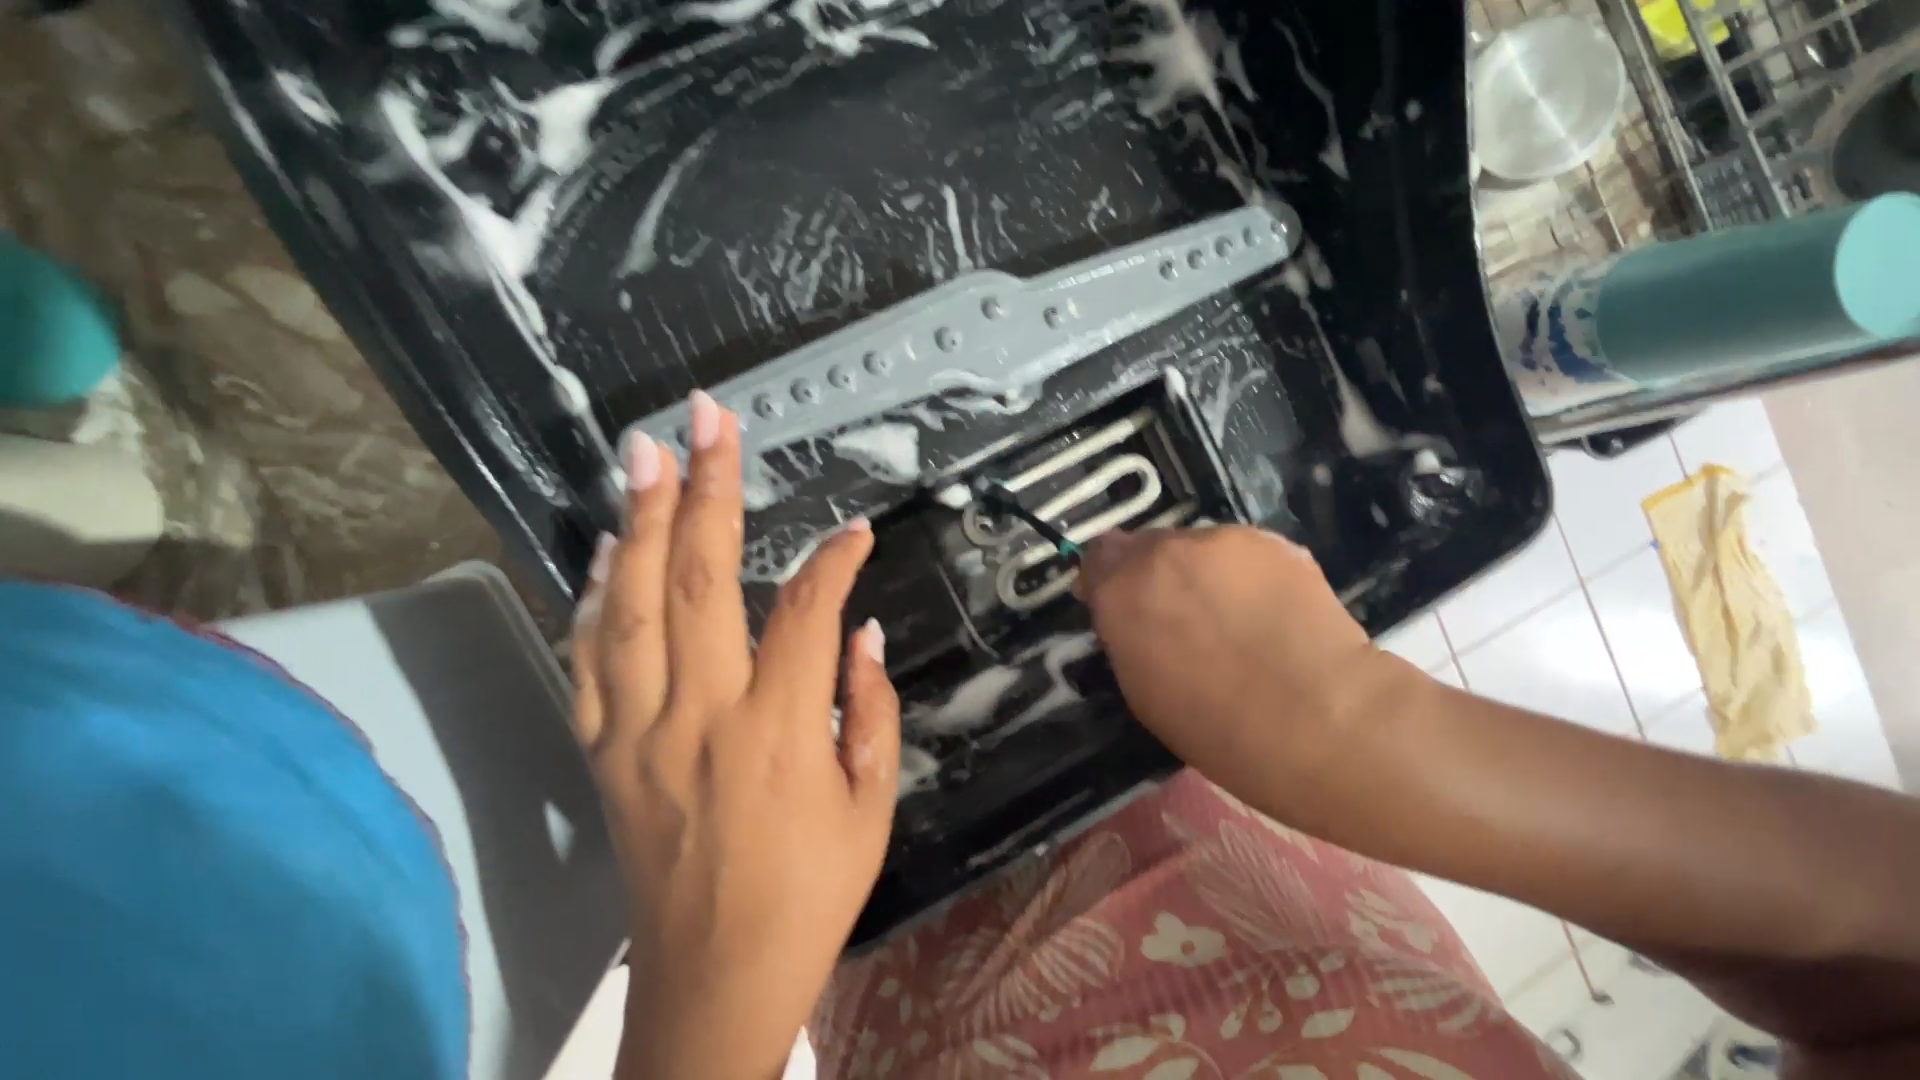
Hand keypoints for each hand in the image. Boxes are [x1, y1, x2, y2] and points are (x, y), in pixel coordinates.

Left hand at [571, 391, 899, 1079]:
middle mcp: (702, 715)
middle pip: (700, 580)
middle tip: (707, 419)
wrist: (714, 979)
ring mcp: (638, 731)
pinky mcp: (602, 753)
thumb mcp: (871, 810)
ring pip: (631, 606)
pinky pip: (587, 662)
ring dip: (640, 522)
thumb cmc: (810, 895)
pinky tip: (608, 549)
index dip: (835, 560)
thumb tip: (859, 633)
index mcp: (779, 731)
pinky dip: (594, 598)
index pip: (808, 612)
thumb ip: (871, 713)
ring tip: (645, 454)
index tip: (855, 530)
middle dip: (709, 489)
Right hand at [1074, 526, 1416, 807]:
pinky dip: (1247, 577)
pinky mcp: (1274, 542)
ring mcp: (1222, 541)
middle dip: (1156, 576)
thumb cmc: (1215, 725)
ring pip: (1198, 549)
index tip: (1119, 605)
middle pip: (1147, 547)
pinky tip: (1270, 614)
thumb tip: (1131, 615)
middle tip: (1183, 618)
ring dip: (1202, 574)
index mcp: (1121, 589)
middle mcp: (1164, 551)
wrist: (1317, 717)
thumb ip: (1126, 634)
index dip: (1106, 579)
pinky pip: (1244, 554)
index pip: (1096, 557)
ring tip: (1235, 618)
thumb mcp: (1140, 687)